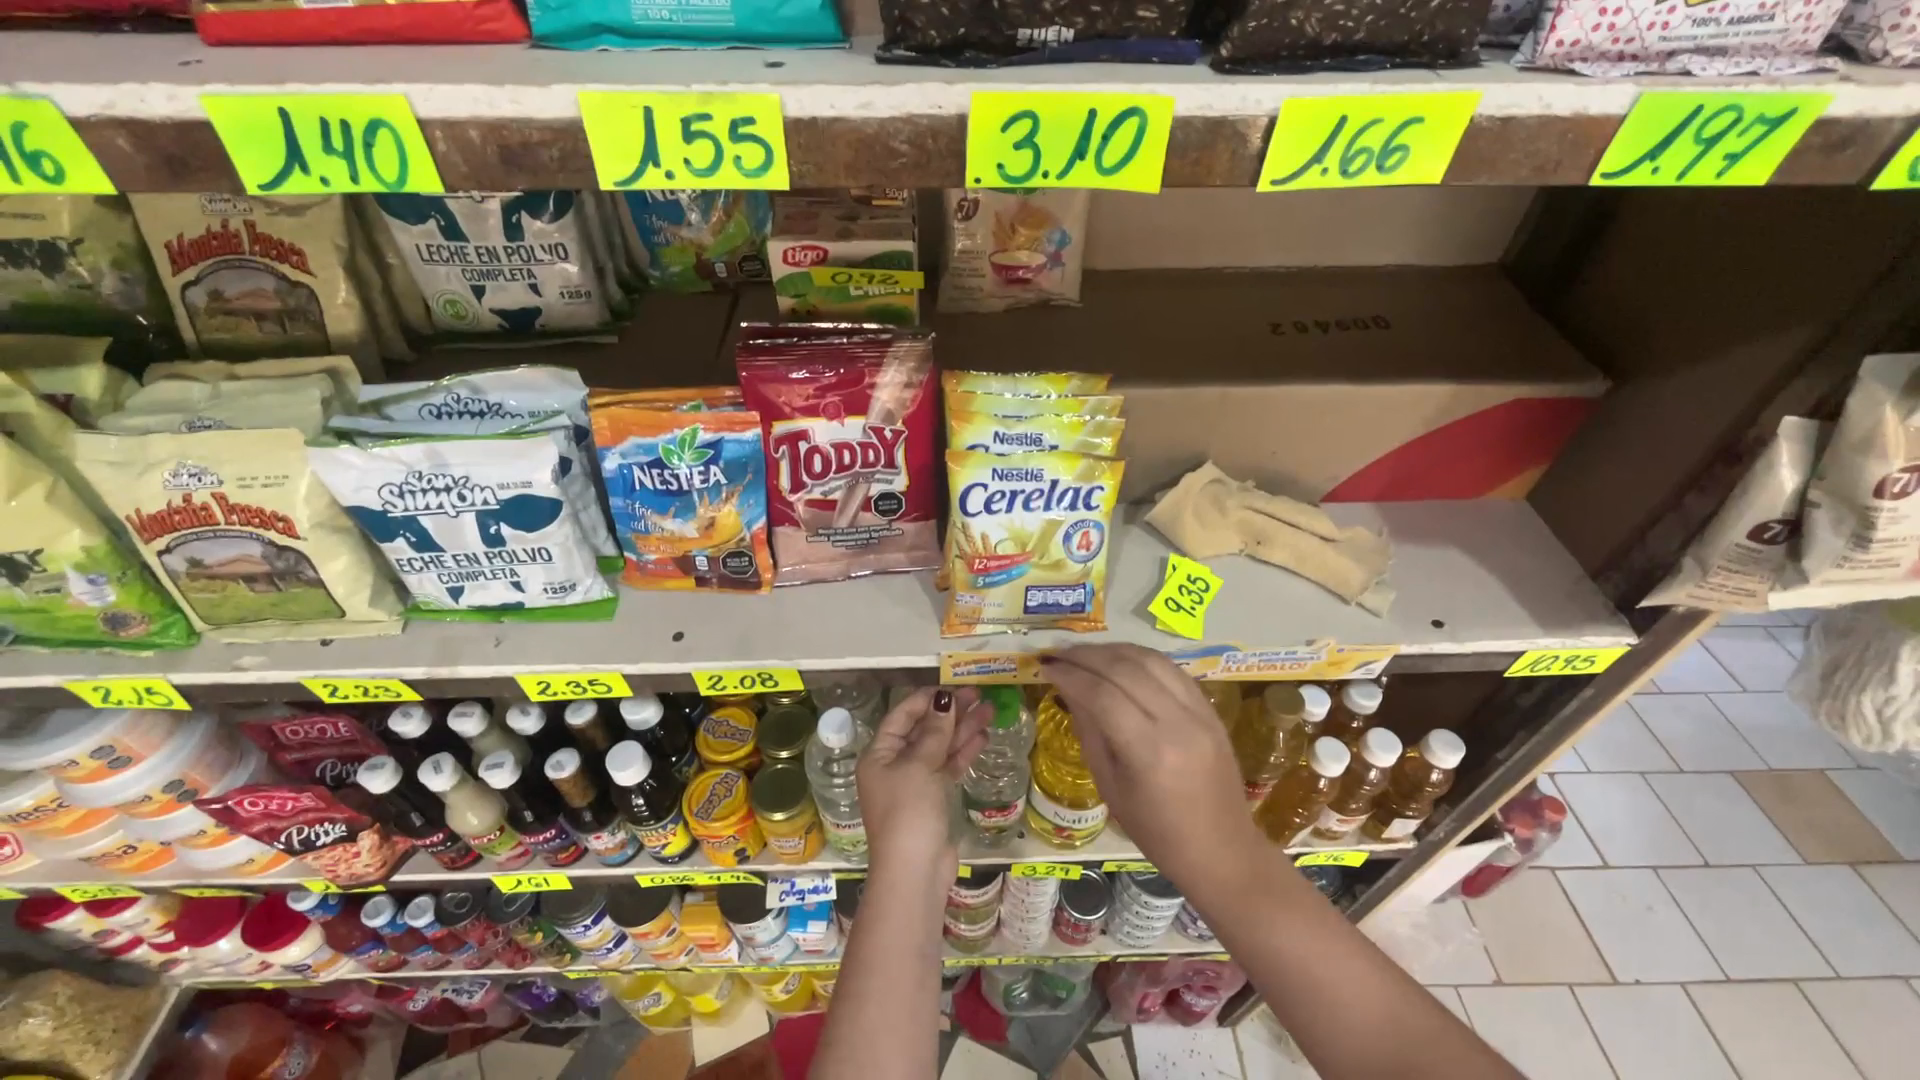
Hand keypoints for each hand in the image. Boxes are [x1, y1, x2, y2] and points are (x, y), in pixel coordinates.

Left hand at [858, 687, 990, 873]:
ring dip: (962, 730)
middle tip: (978, 694)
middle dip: (950, 713)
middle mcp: (894, 766)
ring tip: (989, 711)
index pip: (901, 717)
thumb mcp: (919, 766)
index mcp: (879, 755)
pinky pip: (948, 768)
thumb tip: (944, 700)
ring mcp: (915, 784)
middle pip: (923, 730)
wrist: (914, 870)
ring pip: (940, 748)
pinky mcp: (933, 800)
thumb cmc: (908, 812)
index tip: (951, 687)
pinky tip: (983, 737)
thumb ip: (934, 732)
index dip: (925, 700)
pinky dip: (964, 753)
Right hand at [1040, 645, 1263, 895]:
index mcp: (1150, 752)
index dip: (1070, 675)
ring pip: (1151, 660)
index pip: (1102, 694)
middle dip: (1086, 656)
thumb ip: (1089, 732)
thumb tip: (1068, 689)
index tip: (1045, 668)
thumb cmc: (1156, 832)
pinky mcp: (1211, 710)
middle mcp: (1178, 723)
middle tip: (1058, 656)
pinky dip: (1141, 659)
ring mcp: (1200, 713)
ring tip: (1085, 655)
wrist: (1221, 850)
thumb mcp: (1110, 787)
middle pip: (1125, 668)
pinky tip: (1119, 662)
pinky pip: (1172, 670)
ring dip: (1113, 651)